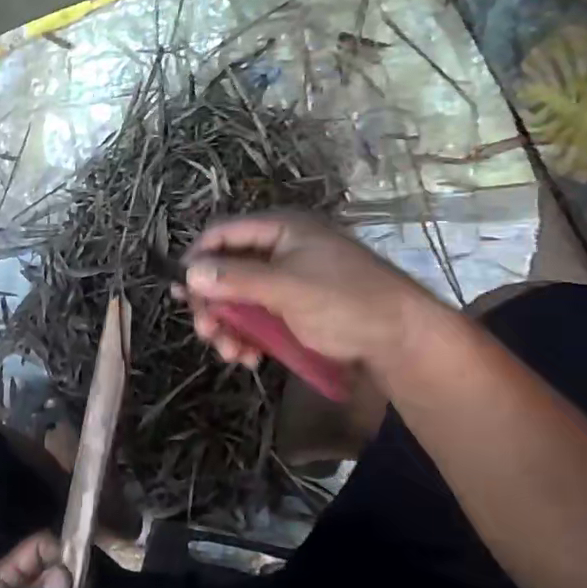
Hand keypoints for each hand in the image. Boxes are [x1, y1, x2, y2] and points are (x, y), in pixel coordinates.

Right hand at [180, 212, 452, 369]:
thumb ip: (237, 279)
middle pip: (226, 270)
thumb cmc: (346, 300)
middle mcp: (280, 251)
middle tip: (205, 330)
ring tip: (230, 353)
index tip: (183, 289)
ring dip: (227, 326)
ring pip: (238, 299)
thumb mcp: (288, 287)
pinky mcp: (292, 311)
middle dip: (213, 303)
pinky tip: (247, 357)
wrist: (403, 339)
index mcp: (281, 229)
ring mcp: (286, 282)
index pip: (224, 233)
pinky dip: (247, 337)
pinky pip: (256, 319)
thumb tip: (188, 274)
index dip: (199, 258)